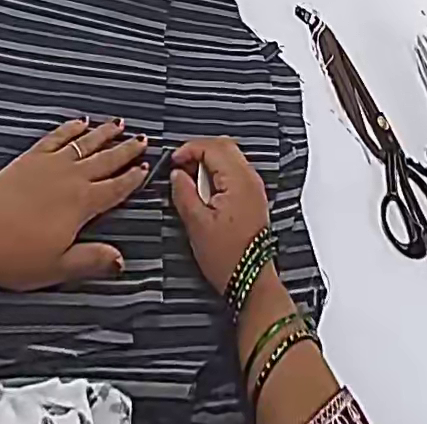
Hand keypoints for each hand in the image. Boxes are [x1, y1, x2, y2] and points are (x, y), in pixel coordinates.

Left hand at [0, 118, 147, 290]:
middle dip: (126, 150)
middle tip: (143, 139)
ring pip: (86, 144)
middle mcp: (72, 178)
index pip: (116, 188)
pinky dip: (70, 128)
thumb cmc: (17, 257)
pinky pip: (57, 138)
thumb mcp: (60, 266)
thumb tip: (122, 260)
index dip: (133, 178)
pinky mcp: (30, 158)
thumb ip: (92, 259)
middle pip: (106, 160)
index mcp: (83, 203)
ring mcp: (51, 164)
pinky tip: (80, 122)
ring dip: (104, 133)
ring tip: (119, 123)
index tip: (146, 167)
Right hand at [169, 138, 270, 292]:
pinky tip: (204, 188)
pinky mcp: (253, 196)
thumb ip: (184, 193)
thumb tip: (176, 173)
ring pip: (229, 156)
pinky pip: (234, 170)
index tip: (172, 161)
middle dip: (199, 150)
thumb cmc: (226, 256)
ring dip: (208, 160)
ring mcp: (254, 186)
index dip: (189, 149)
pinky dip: (217, 171)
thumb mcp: (197, 224)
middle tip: (179, 166)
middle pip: (224, 146)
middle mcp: (250, 177)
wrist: (252, 282)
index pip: (213, 147)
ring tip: (189, 178)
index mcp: (238, 179)